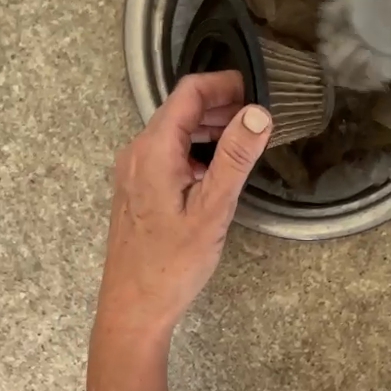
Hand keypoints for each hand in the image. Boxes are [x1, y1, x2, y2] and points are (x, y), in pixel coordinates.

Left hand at [98, 71, 272, 340]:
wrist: (134, 307)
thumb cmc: (171, 265)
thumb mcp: (212, 210)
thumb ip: (234, 158)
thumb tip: (257, 114)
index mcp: (154, 150)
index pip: (189, 93)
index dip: (224, 84)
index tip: (256, 87)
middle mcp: (137, 153)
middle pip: (180, 110)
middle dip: (220, 106)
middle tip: (257, 116)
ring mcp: (133, 173)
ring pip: (173, 134)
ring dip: (208, 130)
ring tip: (243, 142)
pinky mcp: (136, 192)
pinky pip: (166, 156)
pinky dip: (194, 152)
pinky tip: (215, 173)